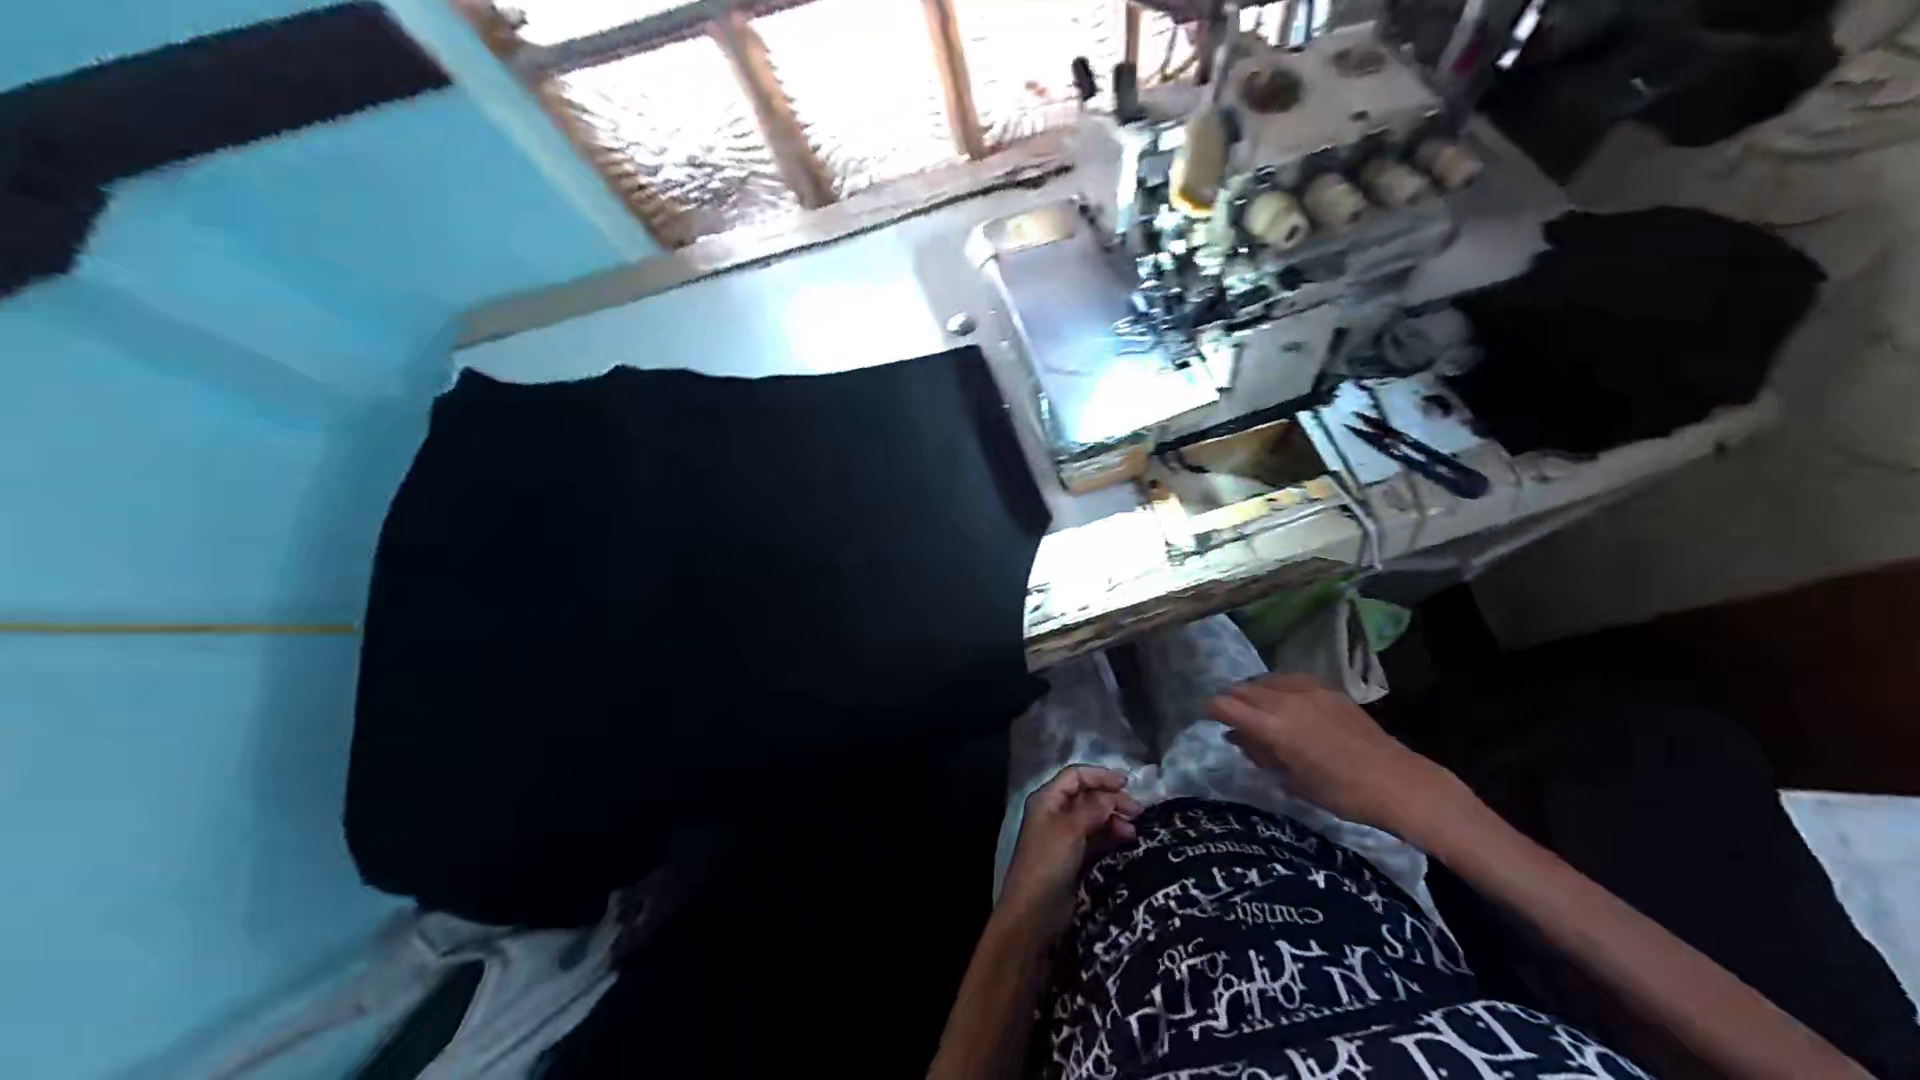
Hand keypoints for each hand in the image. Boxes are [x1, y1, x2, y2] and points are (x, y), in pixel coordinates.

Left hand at [999, 765, 1141, 936]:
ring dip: (1114, 818)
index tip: (1126, 783)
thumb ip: (1093, 808)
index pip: (1075, 776)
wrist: (1034, 911)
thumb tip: (1112, 795)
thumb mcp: (1070, 829)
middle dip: (1111, 798)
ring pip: (1093, 817)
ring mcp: (1064, 835)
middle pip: (1086, 796)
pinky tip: (1127, 838)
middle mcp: (1055, 813)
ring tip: (1135, 827)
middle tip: (1138, 810)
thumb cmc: (1048, 862)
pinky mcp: (1073, 856)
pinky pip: (1095, 837)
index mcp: (1047, 799)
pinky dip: (1110, 835)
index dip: (1100, 776)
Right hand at [1207, 673, 1465, 837]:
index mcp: (1271, 726)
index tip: (1207, 719)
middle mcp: (1284, 700)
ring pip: (1264, 680)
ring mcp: (1307, 690)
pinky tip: (1284, 701)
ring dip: (1253, 692)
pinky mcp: (1327, 689)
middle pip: (1241, 689)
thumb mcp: (1291, 781)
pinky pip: (1289, 679)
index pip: (1224, 705)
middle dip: (1230, 701)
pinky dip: (1277, 687)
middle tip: (1231, 718)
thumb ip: (1259, 754)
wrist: (1396, 782)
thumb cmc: (1340, 792)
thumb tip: (1237, 737)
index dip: (1210, 710)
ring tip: (1257, 709)